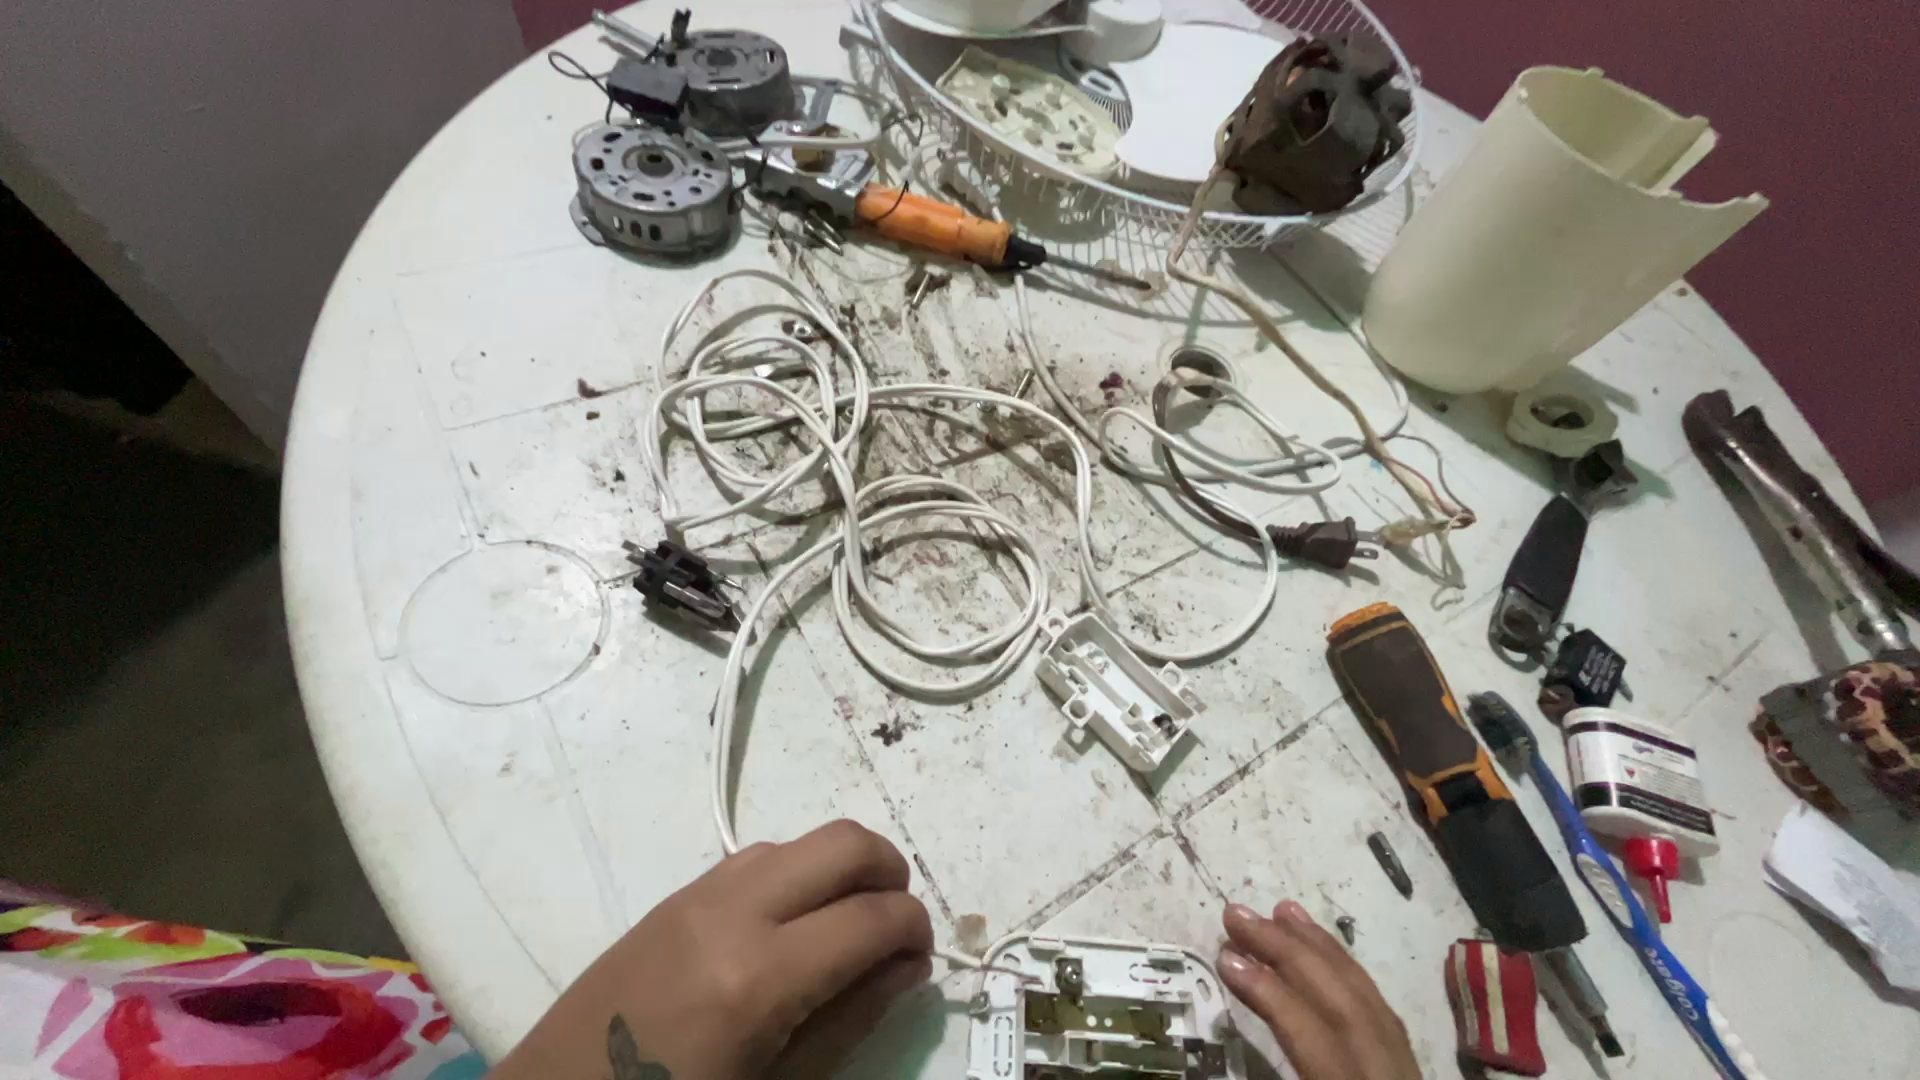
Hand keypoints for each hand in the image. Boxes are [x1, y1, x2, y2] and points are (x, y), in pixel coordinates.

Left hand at [491, 821, 933, 1079]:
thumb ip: (851, 1020)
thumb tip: (906, 965)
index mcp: (759, 976)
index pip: (873, 917)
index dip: (916, 929)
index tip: (922, 955)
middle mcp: (735, 910)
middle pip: (845, 843)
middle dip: (891, 871)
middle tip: (897, 923)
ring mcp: (702, 890)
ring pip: (805, 840)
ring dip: (844, 868)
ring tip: (849, 924)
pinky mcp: (680, 890)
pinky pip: (762, 856)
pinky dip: (801, 873)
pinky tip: (795, 924)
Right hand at [1219, 901, 1418, 1079]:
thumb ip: (1274, 1069)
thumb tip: (1238, 991)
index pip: (1309, 1032)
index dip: (1265, 991)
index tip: (1224, 957)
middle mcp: (1387, 1073)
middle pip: (1340, 999)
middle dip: (1287, 951)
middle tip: (1236, 916)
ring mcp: (1406, 1068)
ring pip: (1365, 994)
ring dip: (1318, 948)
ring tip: (1278, 911)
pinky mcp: (1412, 1066)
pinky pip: (1380, 1006)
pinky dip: (1348, 970)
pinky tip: (1322, 949)